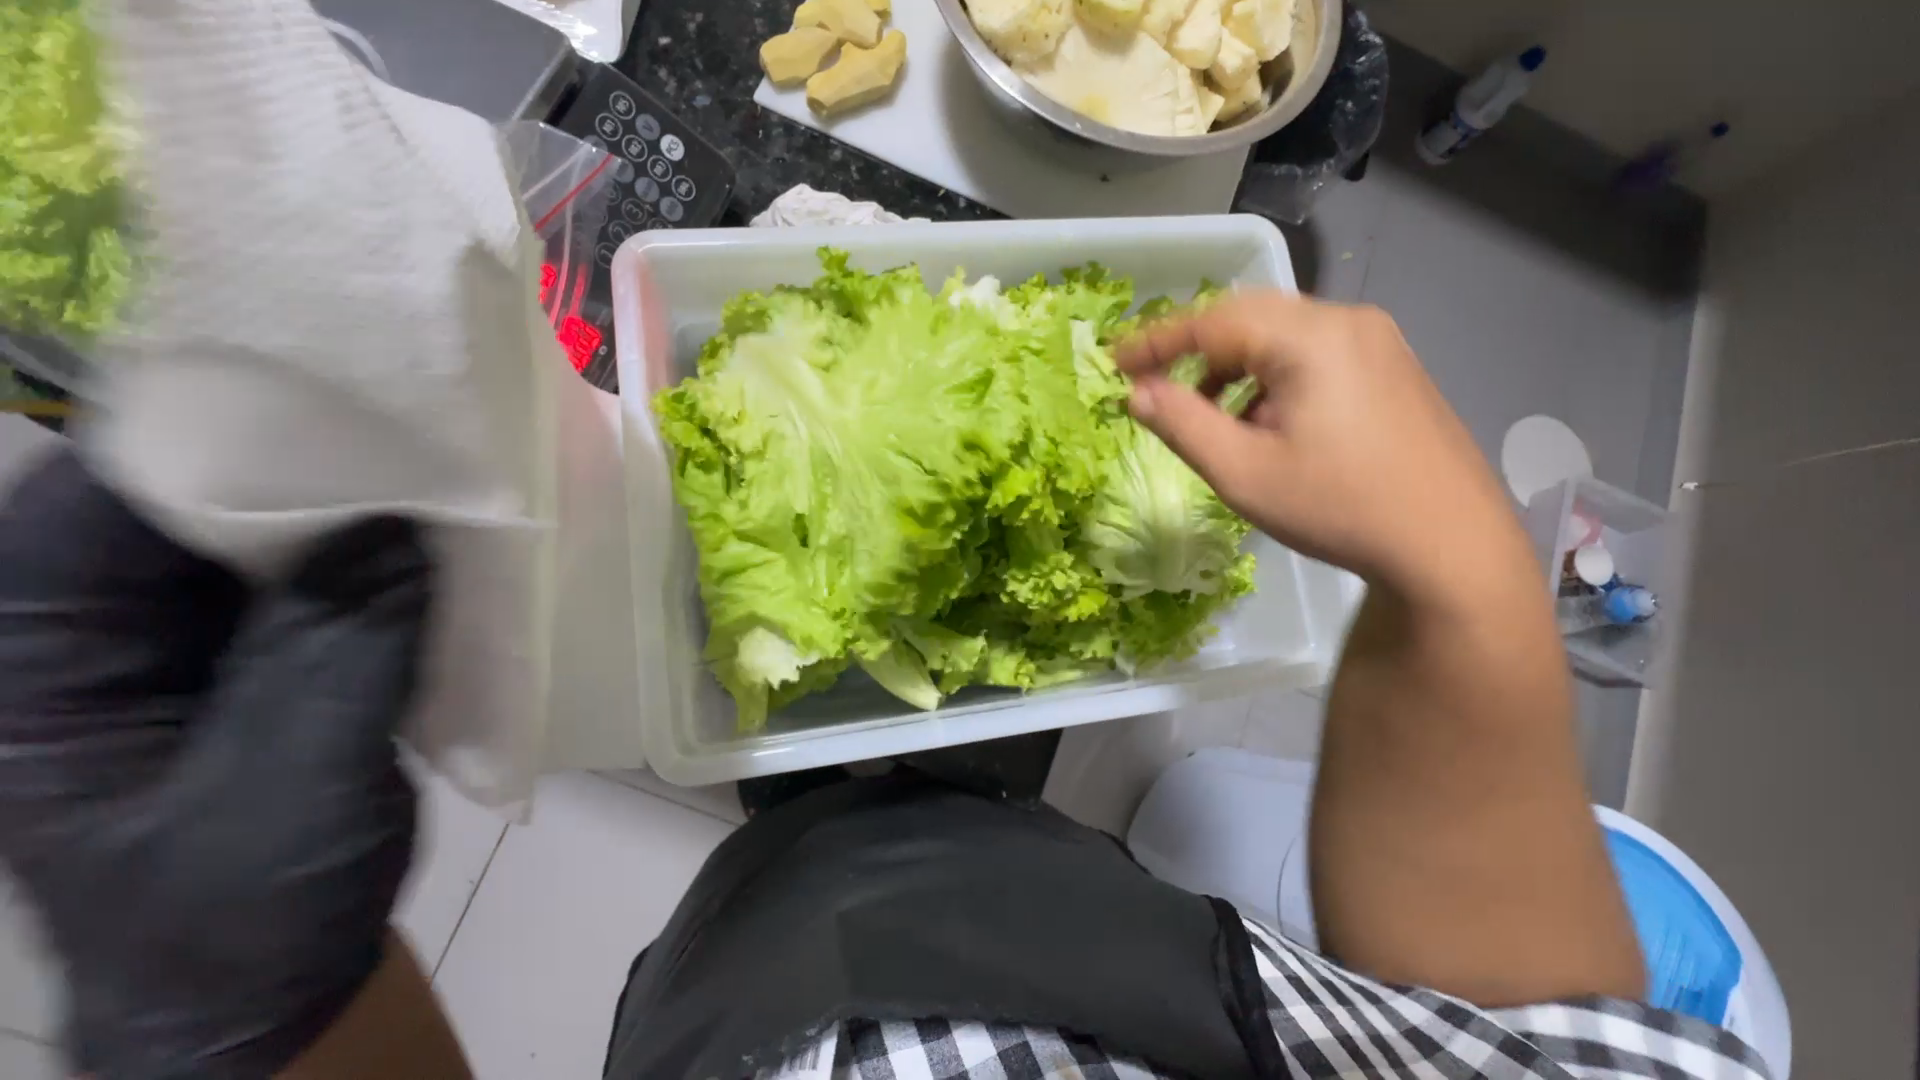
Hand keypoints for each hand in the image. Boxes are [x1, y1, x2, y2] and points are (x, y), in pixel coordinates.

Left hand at [0, 450, 434, 1077]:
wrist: (267, 987)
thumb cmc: (239, 910)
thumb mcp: (286, 785)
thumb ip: (340, 652)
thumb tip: (404, 525)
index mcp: (40, 654)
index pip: (108, 499)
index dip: (220, 438)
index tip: (344, 403)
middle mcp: (99, 625)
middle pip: (192, 500)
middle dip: (304, 466)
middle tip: (418, 435)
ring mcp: (187, 636)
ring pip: (266, 534)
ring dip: (354, 511)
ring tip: (444, 478)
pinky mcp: (263, 650)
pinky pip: (317, 577)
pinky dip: (379, 557)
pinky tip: (442, 543)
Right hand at [1116, 291, 1532, 603]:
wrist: (1452, 546)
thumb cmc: (1339, 508)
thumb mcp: (1243, 473)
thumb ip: (1182, 424)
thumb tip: (1138, 393)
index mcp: (1310, 338)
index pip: (1213, 320)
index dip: (1156, 341)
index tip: (1115, 365)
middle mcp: (1348, 322)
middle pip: (1249, 319)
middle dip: (1196, 353)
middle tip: (1159, 388)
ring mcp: (1379, 342)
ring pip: (1284, 338)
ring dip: (1236, 368)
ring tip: (1214, 419)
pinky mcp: (1395, 368)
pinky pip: (1316, 355)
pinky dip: (1275, 378)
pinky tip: (1268, 424)